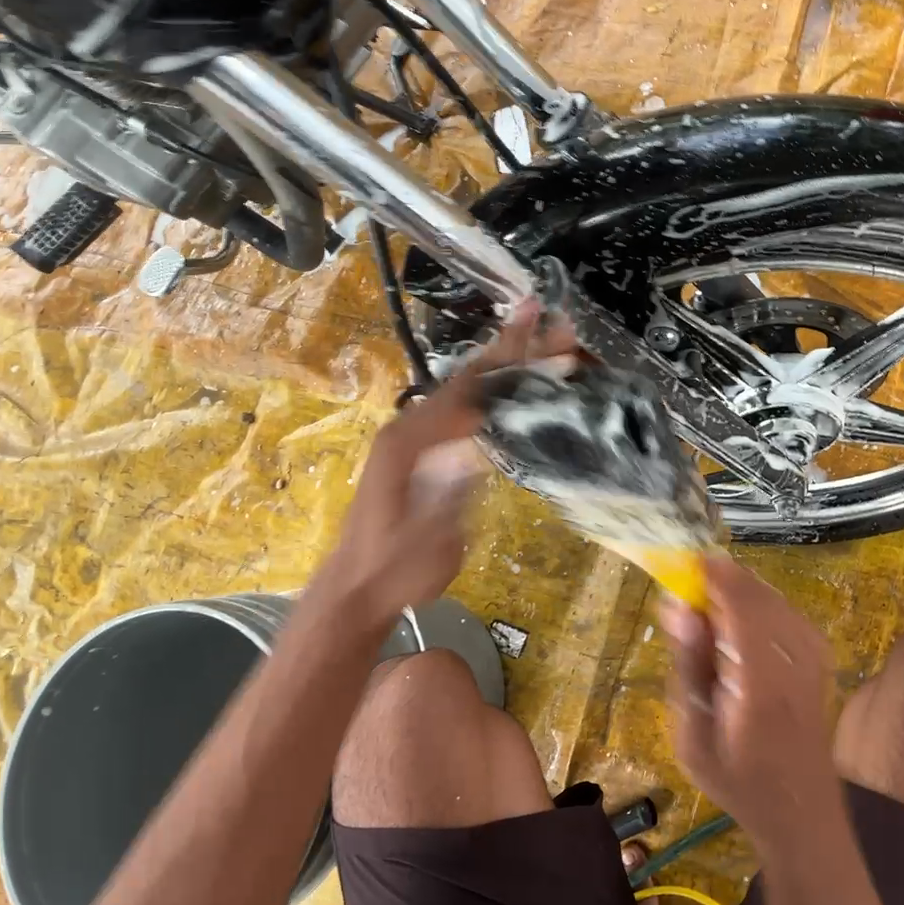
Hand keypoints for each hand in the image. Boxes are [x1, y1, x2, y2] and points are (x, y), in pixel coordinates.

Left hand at [326, 300, 577, 623]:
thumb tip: (473, 454)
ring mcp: (414, 437)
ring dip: (505, 362)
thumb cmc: (395, 569)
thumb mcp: (428, 540)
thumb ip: (448, 496)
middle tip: (546, 315)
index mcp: (410, 441)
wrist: (357, 589)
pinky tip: (513, 380)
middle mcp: (410, 427)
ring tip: (540, 337)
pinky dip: (493, 386)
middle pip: (469, 377)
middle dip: (511, 346)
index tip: (538, 328)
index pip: (469, 388)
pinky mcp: (423, 450)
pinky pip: (462, 406)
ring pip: (466, 388)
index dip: (507, 357)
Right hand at [660, 557, 844, 844]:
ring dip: (744, 592)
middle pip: (761, 597)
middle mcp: (794, 662)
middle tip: (692, 584)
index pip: (743, 609)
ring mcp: (814, 657)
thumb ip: (689, 668)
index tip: (687, 563)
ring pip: (777, 600)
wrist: (800, 809)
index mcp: (760, 686)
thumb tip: (679, 607)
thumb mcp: (694, 737)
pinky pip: (790, 612)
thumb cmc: (737, 780)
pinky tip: (743, 622)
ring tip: (712, 607)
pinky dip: (763, 604)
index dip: (717, 578)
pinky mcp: (821, 657)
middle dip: (726, 580)